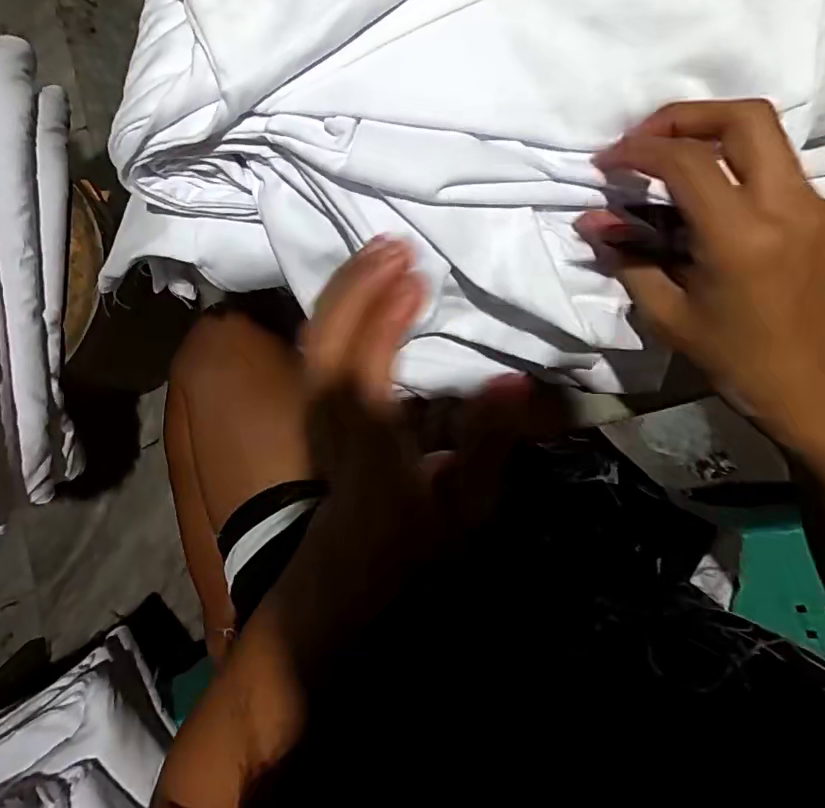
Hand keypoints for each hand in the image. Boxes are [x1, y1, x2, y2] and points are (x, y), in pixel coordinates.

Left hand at [290, 238, 553, 614]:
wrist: (344, 579)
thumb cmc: (411, 544)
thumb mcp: (465, 506)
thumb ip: (487, 442)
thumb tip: (512, 379)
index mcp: (369, 441)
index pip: (364, 367)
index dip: (385, 318)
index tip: (416, 277)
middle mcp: (331, 419)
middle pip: (325, 341)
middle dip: (357, 286)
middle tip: (395, 245)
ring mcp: (314, 414)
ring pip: (312, 340)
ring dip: (343, 290)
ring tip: (378, 252)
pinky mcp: (312, 410)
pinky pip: (314, 347)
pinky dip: (333, 309)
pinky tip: (356, 287)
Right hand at [578, 100, 824, 461]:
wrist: (819, 391)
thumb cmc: (736, 360)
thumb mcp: (668, 315)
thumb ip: (628, 258)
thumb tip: (592, 220)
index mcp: (743, 238)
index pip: (687, 160)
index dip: (640, 150)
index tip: (609, 162)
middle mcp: (790, 208)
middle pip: (744, 116)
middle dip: (685, 116)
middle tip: (648, 140)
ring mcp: (821, 207)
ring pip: (767, 137)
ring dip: (714, 137)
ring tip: (674, 167)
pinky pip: (780, 173)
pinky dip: (741, 172)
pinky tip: (719, 208)